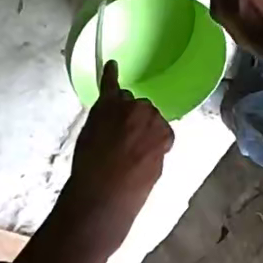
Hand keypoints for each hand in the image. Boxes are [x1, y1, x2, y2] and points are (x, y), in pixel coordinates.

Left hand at [16, 61, 174, 262]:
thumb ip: (152, 149)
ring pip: (127, 101)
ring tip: (111, 134)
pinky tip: (111, 64)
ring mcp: (124, 109)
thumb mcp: (153, 172)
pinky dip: (109, 75)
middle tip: (124, 146)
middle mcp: (147, 115)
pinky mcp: (103, 109)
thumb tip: (145, 144)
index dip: (148, 140)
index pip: (160, 128)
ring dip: (121, 112)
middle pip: (143, 111)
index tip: (140, 152)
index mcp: (163, 134)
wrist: (99, 197)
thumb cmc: (128, 193)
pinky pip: (109, 85)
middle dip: (135, 124)